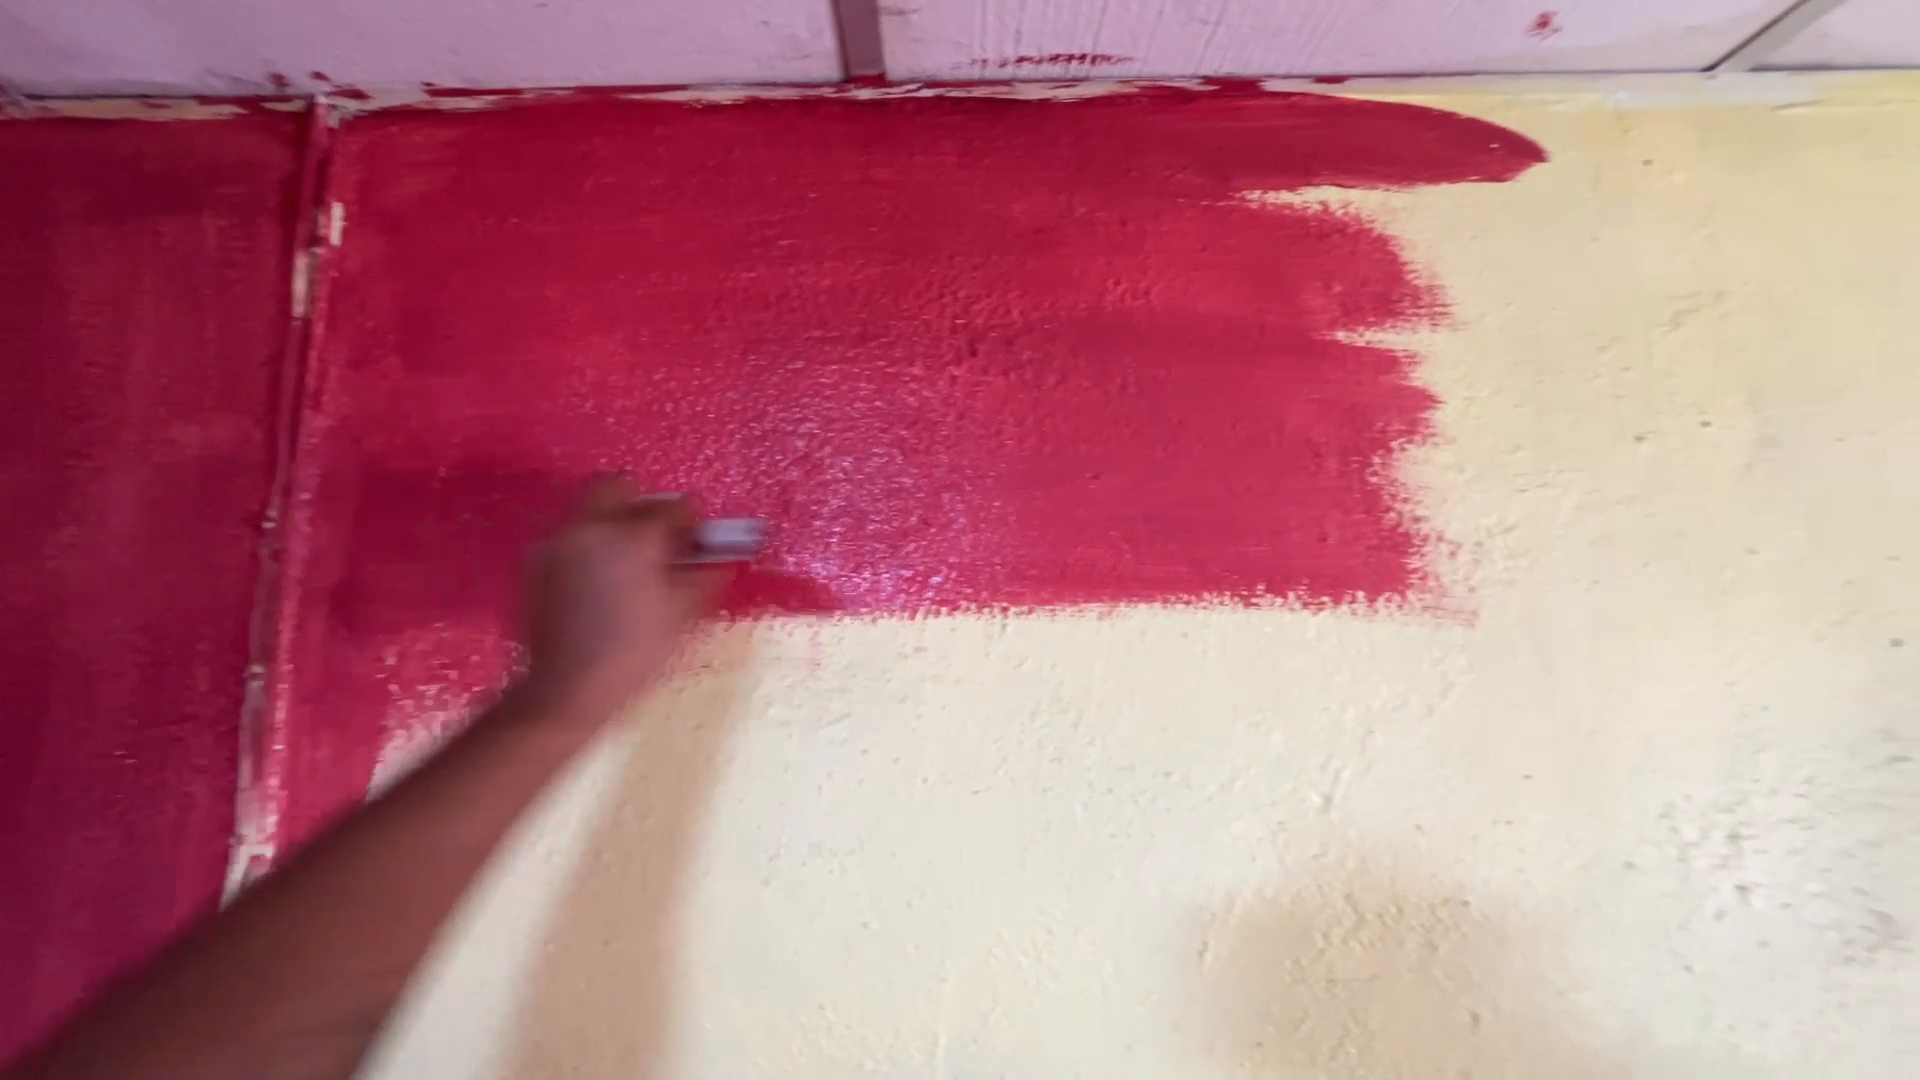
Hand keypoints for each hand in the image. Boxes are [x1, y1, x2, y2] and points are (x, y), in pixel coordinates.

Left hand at [519, 476, 728, 719]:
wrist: (569, 686)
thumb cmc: (636, 650)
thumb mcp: (684, 611)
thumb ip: (706, 573)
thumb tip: (718, 556)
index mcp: (634, 536)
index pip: (675, 506)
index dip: (694, 521)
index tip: (699, 540)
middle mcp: (593, 526)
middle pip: (621, 485)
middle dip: (646, 503)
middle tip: (662, 535)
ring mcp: (560, 541)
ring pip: (593, 508)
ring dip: (618, 521)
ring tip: (634, 558)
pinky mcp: (539, 561)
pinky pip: (574, 535)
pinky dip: (594, 543)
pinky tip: (605, 578)